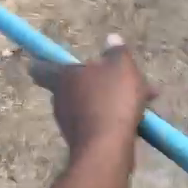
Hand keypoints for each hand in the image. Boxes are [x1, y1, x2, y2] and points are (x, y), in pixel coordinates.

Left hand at [28, 35, 154, 159]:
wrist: (107, 149)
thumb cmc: (112, 99)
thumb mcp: (122, 66)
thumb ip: (117, 51)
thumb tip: (112, 38)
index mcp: (64, 77)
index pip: (43, 69)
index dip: (44, 63)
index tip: (43, 60)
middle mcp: (62, 99)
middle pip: (77, 84)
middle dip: (101, 79)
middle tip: (126, 76)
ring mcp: (70, 122)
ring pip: (93, 102)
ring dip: (114, 97)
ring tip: (145, 96)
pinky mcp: (83, 139)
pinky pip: (100, 119)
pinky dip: (116, 115)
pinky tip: (140, 115)